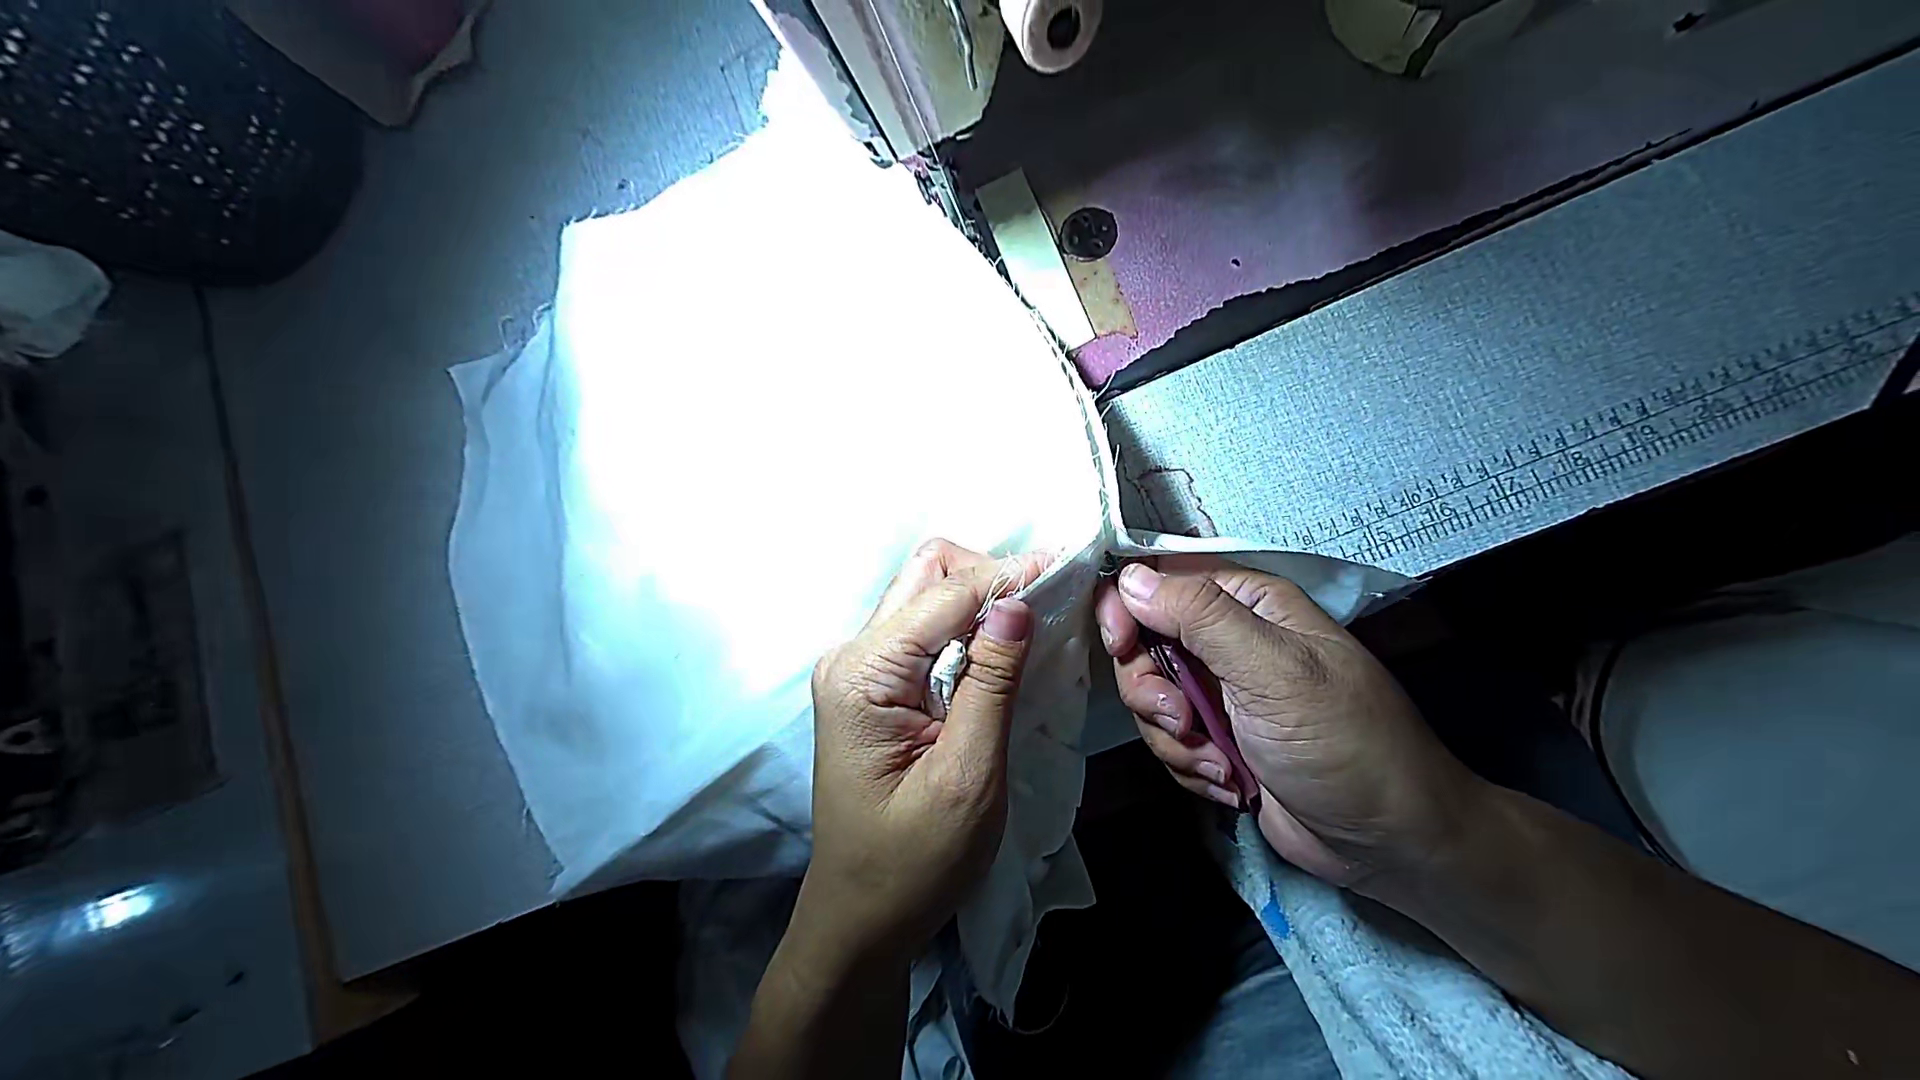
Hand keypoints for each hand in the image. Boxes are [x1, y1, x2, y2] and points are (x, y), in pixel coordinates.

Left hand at [800, 540, 1048, 960]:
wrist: (863, 916)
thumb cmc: (913, 863)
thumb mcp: (967, 777)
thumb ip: (991, 683)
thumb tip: (1018, 603)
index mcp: (863, 674)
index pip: (943, 595)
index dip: (1007, 577)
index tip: (1064, 567)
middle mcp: (853, 656)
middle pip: (927, 575)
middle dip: (989, 576)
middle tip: (1045, 601)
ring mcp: (861, 668)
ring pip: (928, 594)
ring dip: (981, 600)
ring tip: (1032, 622)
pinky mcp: (877, 684)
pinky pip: (927, 629)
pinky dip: (969, 627)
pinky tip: (1002, 648)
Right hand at [1095, 556, 1482, 892]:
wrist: (1390, 843)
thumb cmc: (1345, 742)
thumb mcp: (1274, 670)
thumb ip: (1200, 617)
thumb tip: (1131, 578)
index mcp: (1245, 604)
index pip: (1159, 581)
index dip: (1127, 607)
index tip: (1122, 645)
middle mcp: (1225, 640)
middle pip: (1141, 643)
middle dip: (1150, 688)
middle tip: (1182, 719)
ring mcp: (1216, 690)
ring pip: (1147, 697)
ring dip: (1172, 737)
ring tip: (1221, 765)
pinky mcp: (1212, 737)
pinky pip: (1164, 739)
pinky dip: (1188, 765)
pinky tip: (1231, 781)